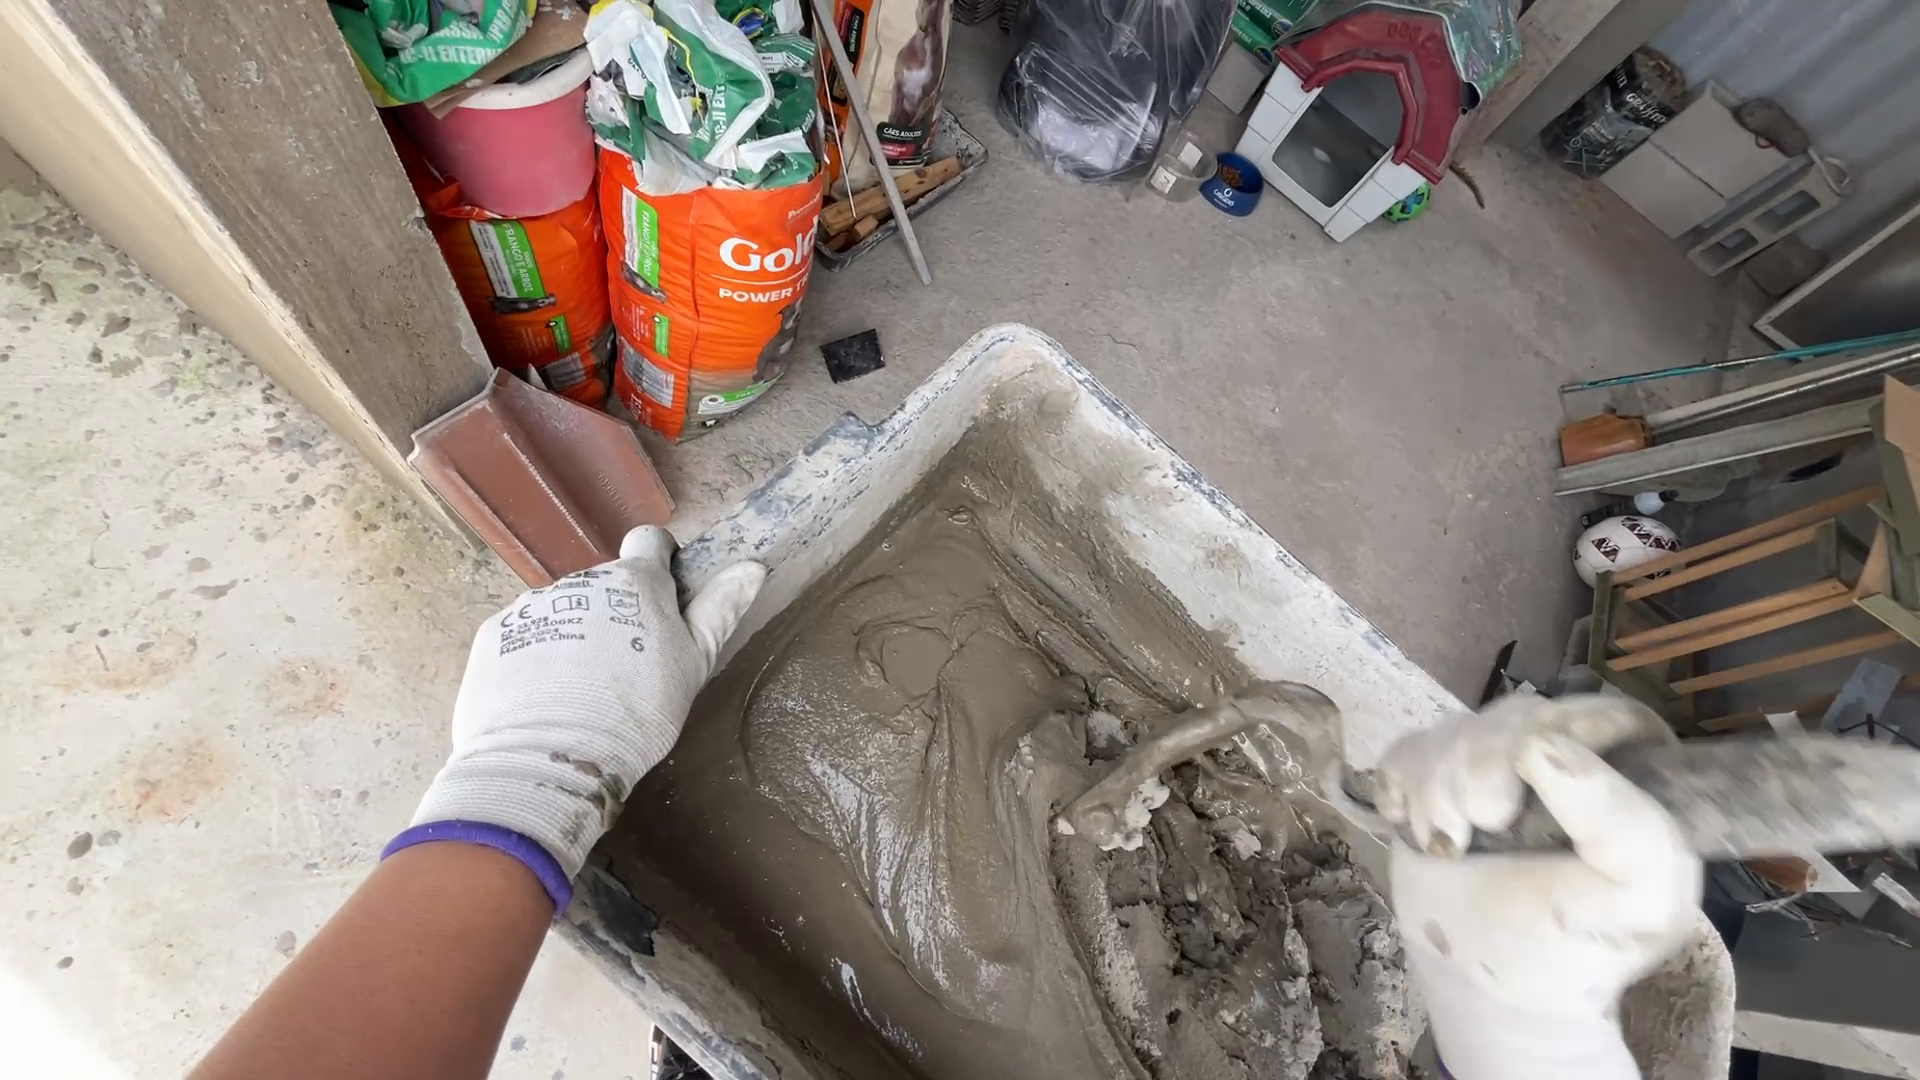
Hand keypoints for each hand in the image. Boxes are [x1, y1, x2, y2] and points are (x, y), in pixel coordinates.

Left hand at [410, 526, 764, 880]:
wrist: (549, 758)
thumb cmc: (639, 708)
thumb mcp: (695, 662)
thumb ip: (720, 609)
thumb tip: (753, 566)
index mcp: (636, 581)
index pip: (649, 540)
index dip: (659, 560)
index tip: (663, 594)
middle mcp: (583, 580)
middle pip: (607, 582)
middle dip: (618, 609)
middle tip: (627, 662)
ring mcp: (534, 605)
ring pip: (568, 608)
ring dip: (579, 630)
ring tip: (582, 685)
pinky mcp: (494, 634)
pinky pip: (527, 633)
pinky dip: (539, 653)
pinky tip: (546, 693)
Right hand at [1374, 696, 1701, 1079]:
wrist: (1474, 968)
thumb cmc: (1566, 943)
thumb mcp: (1630, 900)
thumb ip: (1623, 827)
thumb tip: (1537, 747)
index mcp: (1627, 782)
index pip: (1609, 716)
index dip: (1569, 736)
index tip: (1531, 777)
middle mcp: (1559, 755)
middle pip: (1517, 716)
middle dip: (1481, 771)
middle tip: (1480, 827)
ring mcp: (1486, 758)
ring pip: (1451, 733)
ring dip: (1437, 795)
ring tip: (1450, 844)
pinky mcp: (1428, 767)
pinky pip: (1404, 749)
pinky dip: (1401, 793)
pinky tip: (1419, 829)